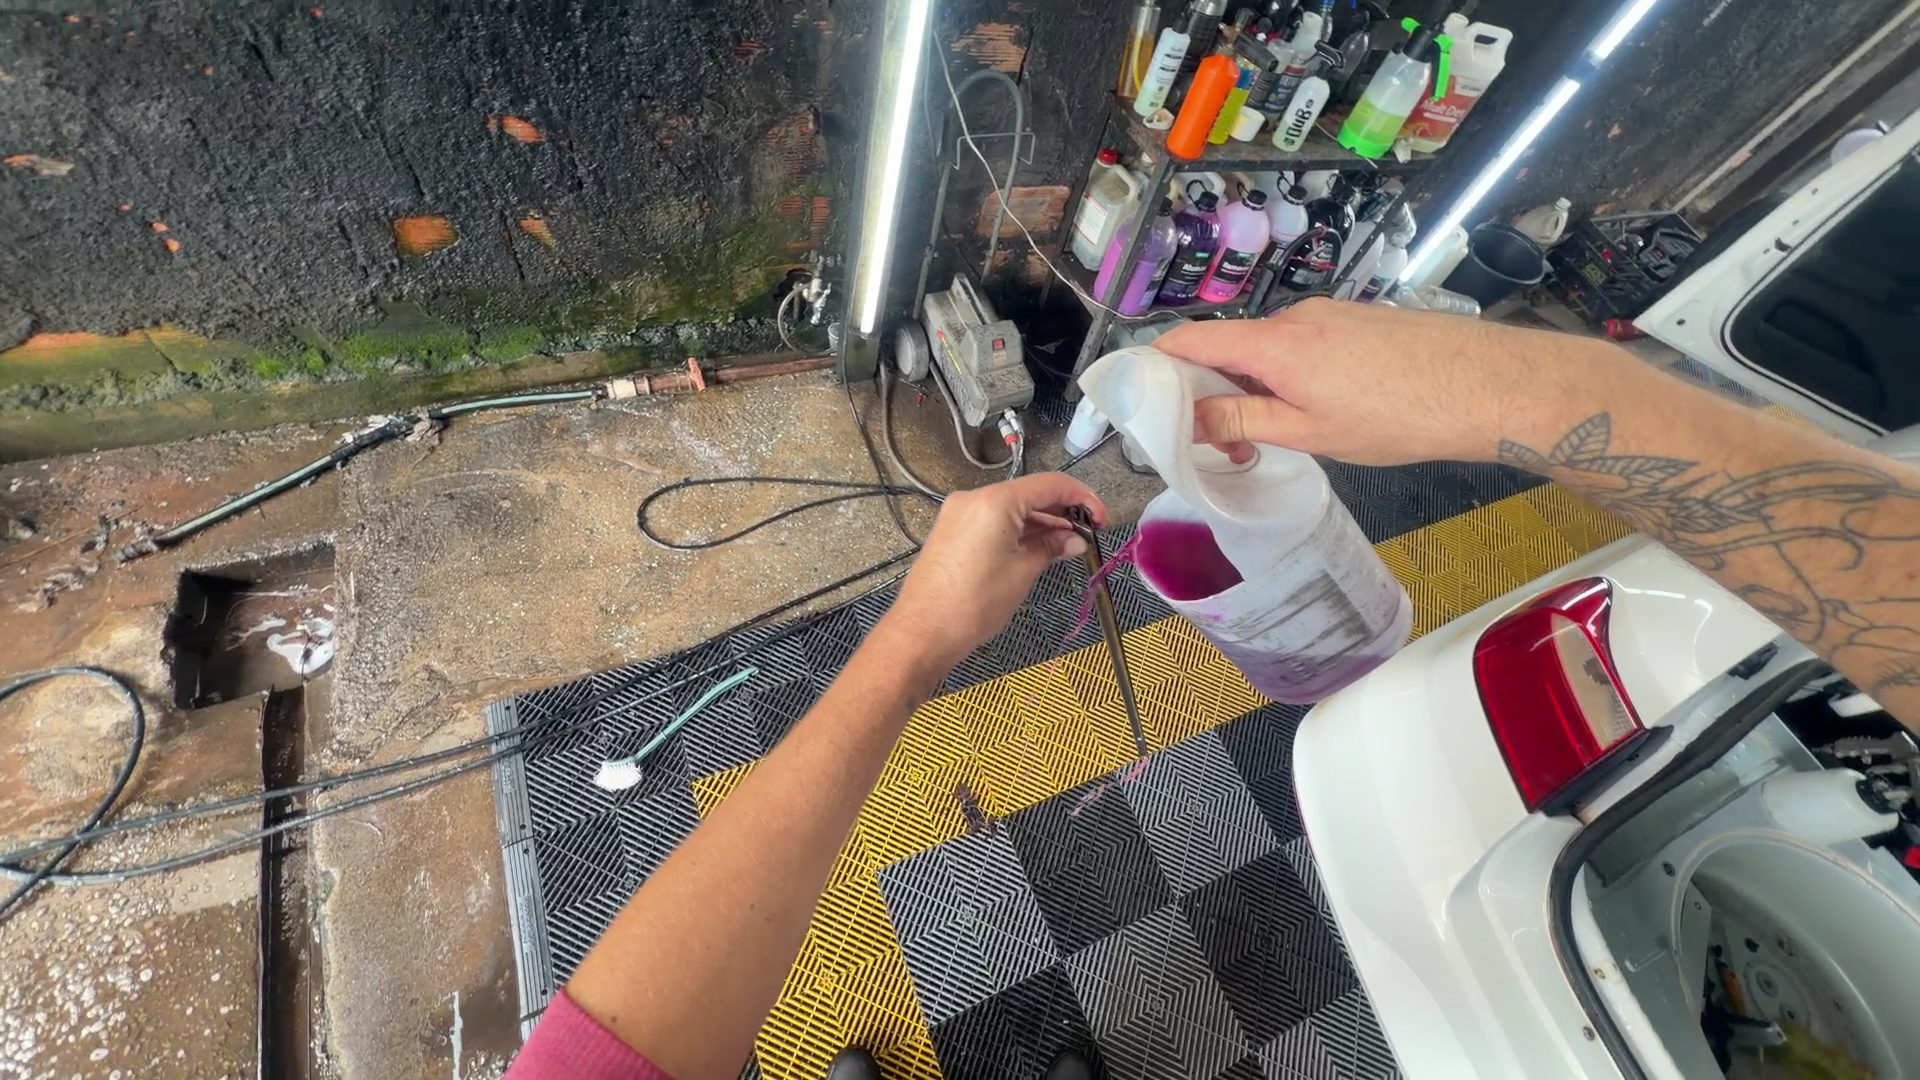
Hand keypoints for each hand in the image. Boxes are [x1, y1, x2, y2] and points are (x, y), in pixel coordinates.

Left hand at [885, 473, 1106, 668]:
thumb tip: (1074, 540)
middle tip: (1088, 534)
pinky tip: (1038, 547)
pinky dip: (1017, 530)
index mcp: (994, 501)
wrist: (922, 632)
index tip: (1102, 519)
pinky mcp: (951, 530)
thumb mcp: (1022, 573)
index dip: (1082, 498)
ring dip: (1040, 522)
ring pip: (1010, 508)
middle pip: (1028, 493)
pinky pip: (992, 520)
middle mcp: (974, 498)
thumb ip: (1051, 548)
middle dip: (1061, 511)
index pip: (1050, 484)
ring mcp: (958, 513)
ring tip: (1067, 545)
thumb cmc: (975, 604)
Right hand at [1155, 298, 1626, 465]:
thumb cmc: (1395, 417)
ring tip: (1269, 433)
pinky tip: (1309, 409)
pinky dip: (1282, 376)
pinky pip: (1298, 345)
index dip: (1154, 360)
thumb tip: (1188, 418)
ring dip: (1248, 387)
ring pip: (1263, 350)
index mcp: (1274, 344)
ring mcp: (1328, 314)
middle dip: (1206, 389)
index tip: (1137, 391)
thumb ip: (1240, 420)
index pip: (1190, 338)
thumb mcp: (1307, 431)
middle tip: (1216, 440)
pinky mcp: (1355, 321)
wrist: (1495, 387)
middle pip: (1225, 346)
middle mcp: (1295, 317)